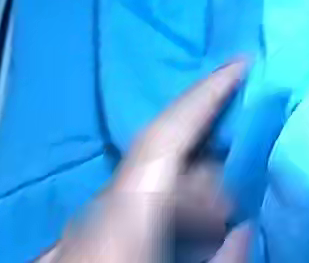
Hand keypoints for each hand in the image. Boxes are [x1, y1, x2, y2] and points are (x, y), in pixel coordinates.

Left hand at [39, 60, 252, 262]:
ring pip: (132, 204)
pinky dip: (148, 232)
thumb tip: (243, 230)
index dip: (206, 94)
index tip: (243, 64)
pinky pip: (110, 234)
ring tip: (212, 238)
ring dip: (177, 208)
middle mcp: (86, 228)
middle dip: (203, 174)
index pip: (165, 137)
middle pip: (153, 172)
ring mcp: (65, 253)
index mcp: (119, 224)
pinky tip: (171, 256)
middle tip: (242, 199)